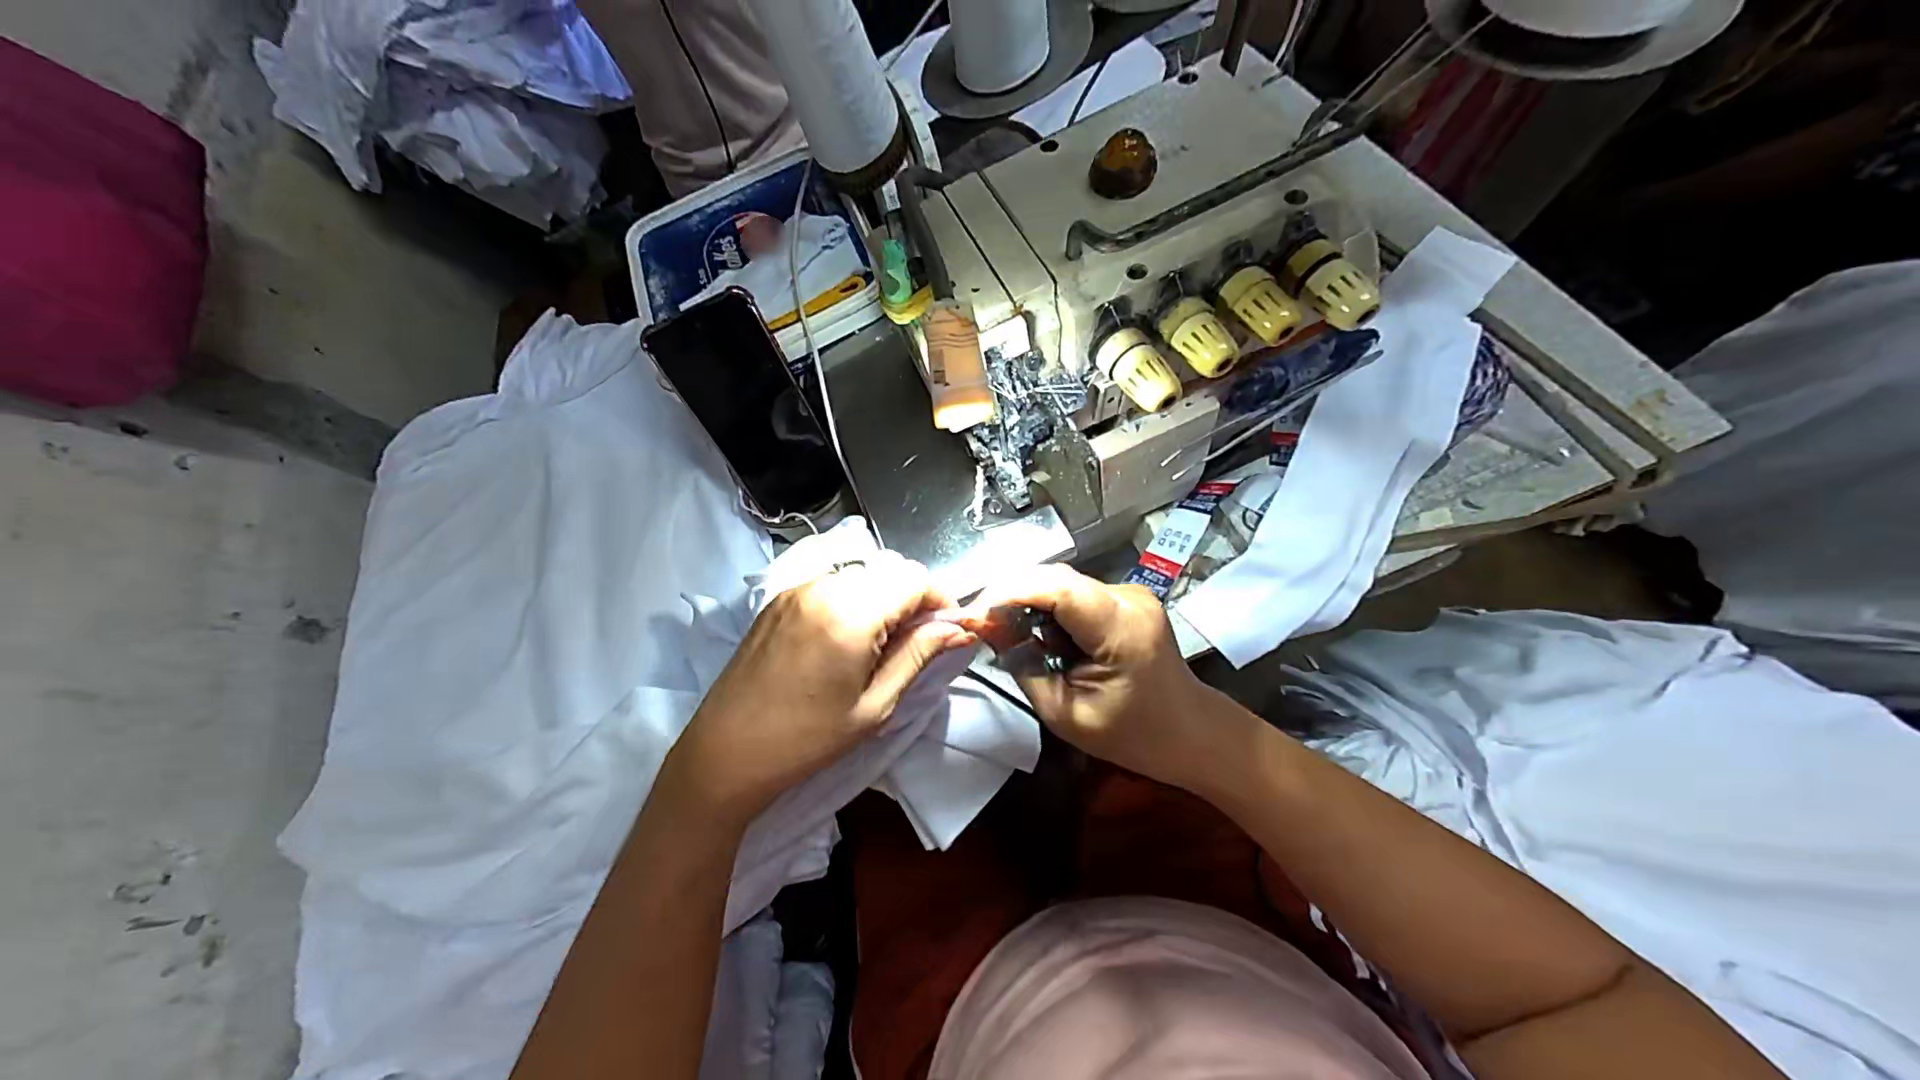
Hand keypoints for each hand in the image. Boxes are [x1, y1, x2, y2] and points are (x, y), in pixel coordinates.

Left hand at [662, 555, 972, 826]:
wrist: (725, 752)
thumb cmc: (807, 739)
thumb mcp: (875, 705)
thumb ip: (918, 656)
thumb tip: (958, 630)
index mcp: (850, 613)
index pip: (914, 578)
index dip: (940, 600)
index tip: (948, 631)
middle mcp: (823, 587)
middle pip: (889, 570)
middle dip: (913, 598)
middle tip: (916, 643)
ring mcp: (796, 590)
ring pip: (861, 574)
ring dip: (883, 598)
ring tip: (880, 645)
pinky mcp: (778, 600)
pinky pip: (831, 584)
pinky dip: (853, 600)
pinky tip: (846, 640)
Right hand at [959, 565, 1248, 794]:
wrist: (1193, 733)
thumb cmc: (1134, 735)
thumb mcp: (1066, 714)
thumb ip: (1025, 667)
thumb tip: (988, 629)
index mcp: (1121, 627)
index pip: (1057, 588)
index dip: (1010, 593)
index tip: (975, 615)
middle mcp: (1128, 597)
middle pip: (1056, 578)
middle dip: (1012, 595)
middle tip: (981, 624)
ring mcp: (1130, 594)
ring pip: (1062, 582)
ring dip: (1029, 601)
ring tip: (1004, 631)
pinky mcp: (1126, 599)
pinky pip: (1076, 593)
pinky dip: (1048, 607)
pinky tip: (1037, 633)